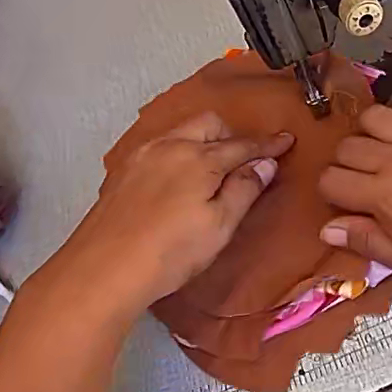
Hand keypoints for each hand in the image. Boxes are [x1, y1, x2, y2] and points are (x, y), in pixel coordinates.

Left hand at [35, 113, 292, 315]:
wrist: (105, 267)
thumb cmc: (171, 252)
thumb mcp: (220, 226)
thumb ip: (244, 190)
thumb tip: (265, 164)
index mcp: (200, 159)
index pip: (243, 145)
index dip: (267, 145)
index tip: (286, 141)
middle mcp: (170, 146)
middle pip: (209, 124)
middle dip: (231, 133)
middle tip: (245, 157)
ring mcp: (142, 156)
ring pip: (181, 131)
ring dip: (203, 139)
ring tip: (212, 165)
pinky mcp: (123, 171)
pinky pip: (159, 145)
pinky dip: (178, 150)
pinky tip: (176, 175)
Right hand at [318, 89, 391, 291]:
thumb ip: (368, 242)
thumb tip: (328, 229)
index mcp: (386, 196)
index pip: (332, 180)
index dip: (331, 193)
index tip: (345, 203)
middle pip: (347, 147)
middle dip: (345, 165)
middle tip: (361, 182)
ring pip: (372, 116)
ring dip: (366, 133)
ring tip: (379, 152)